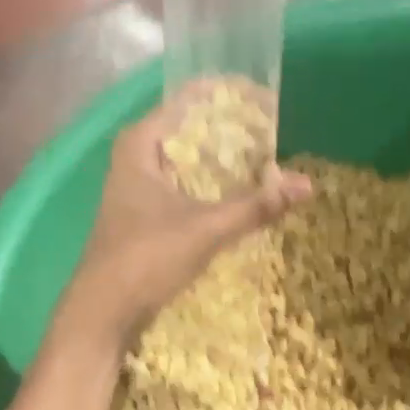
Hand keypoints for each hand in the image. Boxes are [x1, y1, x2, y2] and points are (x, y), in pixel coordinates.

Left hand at [59, 99, 311, 345]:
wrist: (102, 312)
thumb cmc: (146, 258)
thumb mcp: (205, 229)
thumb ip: (255, 207)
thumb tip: (307, 185)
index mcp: (139, 146)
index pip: (186, 101)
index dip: (226, 96)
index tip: (264, 98)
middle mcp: (134, 160)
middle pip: (187, 131)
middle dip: (227, 131)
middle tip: (271, 132)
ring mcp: (136, 191)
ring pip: (185, 164)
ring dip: (219, 164)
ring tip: (262, 162)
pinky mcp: (143, 219)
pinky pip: (182, 190)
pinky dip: (208, 190)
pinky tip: (235, 199)